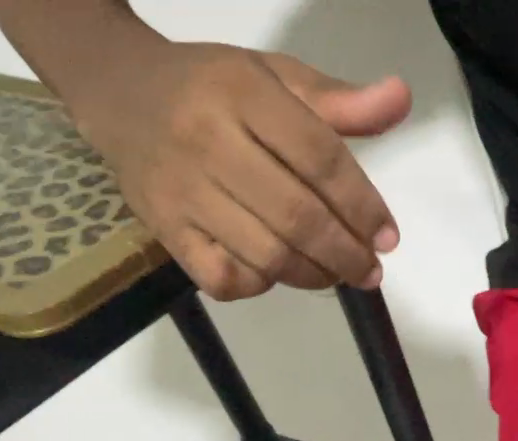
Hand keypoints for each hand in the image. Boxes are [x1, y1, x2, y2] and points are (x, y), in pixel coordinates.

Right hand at [69, 41, 409, 300]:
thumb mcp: (274, 77)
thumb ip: (337, 100)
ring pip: (265, 254)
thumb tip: (399, 99)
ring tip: (336, 273)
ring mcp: (181, 191)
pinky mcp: (164, 230)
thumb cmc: (212, 88)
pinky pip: (223, 279)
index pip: (319, 158)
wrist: (118, 93)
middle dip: (345, 253)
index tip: (388, 238)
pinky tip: (277, 273)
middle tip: (370, 270)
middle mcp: (207, 141)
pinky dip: (260, 285)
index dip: (362, 205)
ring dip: (313, 275)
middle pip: (296, 216)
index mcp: (242, 92)